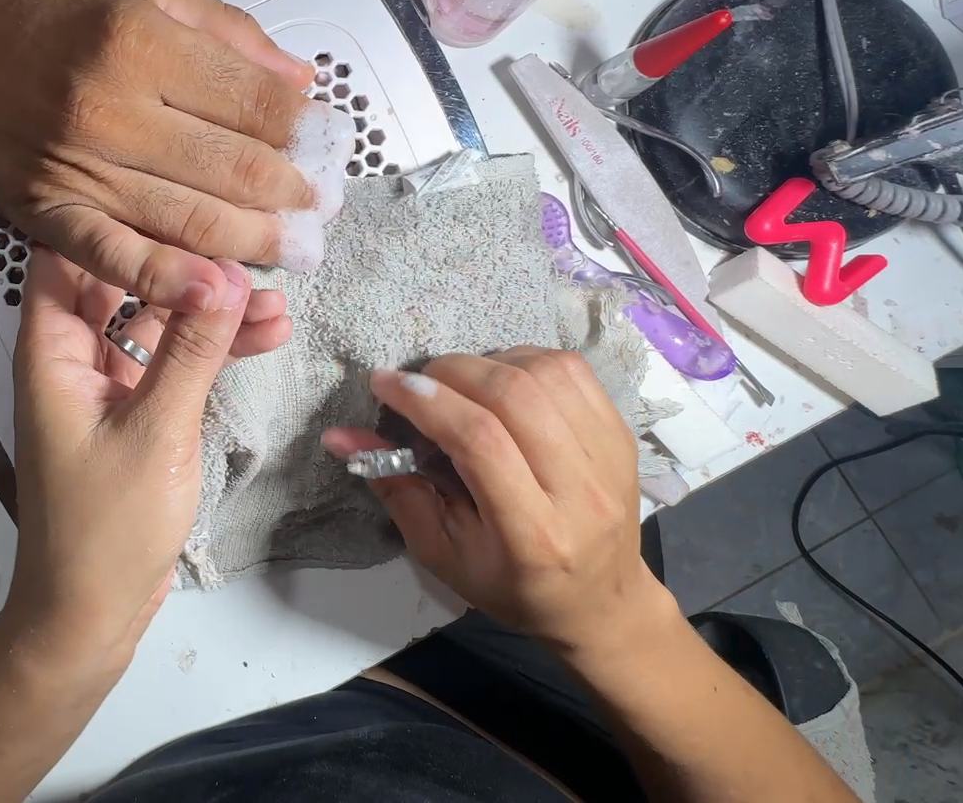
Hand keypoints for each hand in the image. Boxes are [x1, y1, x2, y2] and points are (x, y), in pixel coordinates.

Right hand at [0, 0, 351, 314]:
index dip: (302, 130)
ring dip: (254, 240)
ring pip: (187, 217)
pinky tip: (216, 295)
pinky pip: (113, 255)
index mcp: (138, 41)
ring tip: (297, 249)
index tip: (327, 146)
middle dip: (291, 193)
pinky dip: (166, 280)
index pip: (251, 101)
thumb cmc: (38, 12)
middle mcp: (107, 109)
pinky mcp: (45, 212)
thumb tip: (296, 80)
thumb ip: (224, 31)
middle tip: (322, 207)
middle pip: (229, 166)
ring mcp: (74, 169)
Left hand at [5, 249, 288, 661]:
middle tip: (247, 251)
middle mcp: (71, 354)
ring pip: (155, 323)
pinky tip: (264, 337)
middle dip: (182, 266)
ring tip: (277, 303)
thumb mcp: (156, 431)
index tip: (180, 198)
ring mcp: (103, 382)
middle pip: (122, 283)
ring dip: (208, 314)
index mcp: (49, 349)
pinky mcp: (132, 408)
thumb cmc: (107, 525)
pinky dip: (208, 352)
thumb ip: (191, 349)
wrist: (90, 613)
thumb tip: (226, 272)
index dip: (116, 219)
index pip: (67, 252)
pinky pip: (168, 363)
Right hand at [323, 349, 673, 655]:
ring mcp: (609, 459)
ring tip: (459, 382)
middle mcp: (579, 491)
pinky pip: (570, 370)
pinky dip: (524, 359)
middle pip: (513, 395)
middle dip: (450, 370)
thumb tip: (338, 436)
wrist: (600, 602)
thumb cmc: (508, 582)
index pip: (477, 438)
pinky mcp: (623, 435)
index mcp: (531, 532)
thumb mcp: (438, 550)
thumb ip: (392, 487)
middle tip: (418, 381)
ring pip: (544, 373)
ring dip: (487, 362)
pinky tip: (501, 378)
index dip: (424, 399)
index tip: (383, 384)